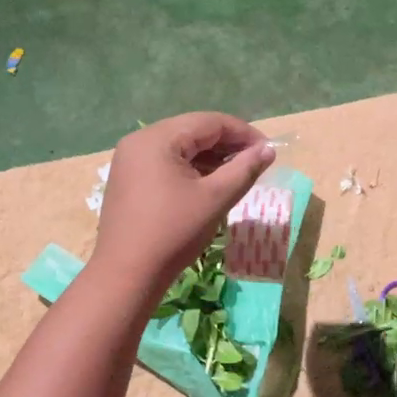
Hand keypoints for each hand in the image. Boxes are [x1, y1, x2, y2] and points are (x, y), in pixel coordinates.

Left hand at [93, 112, 274, 290]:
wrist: (127, 274)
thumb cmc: (174, 232)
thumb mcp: (215, 198)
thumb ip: (244, 169)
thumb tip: (268, 150)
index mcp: (157, 138)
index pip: (209, 122)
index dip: (243, 133)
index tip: (268, 150)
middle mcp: (139, 141)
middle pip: (192, 131)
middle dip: (227, 144)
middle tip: (255, 162)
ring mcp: (129, 161)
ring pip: (179, 148)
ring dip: (210, 157)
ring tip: (237, 174)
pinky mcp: (128, 180)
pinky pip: (165, 163)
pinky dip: (190, 169)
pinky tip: (209, 184)